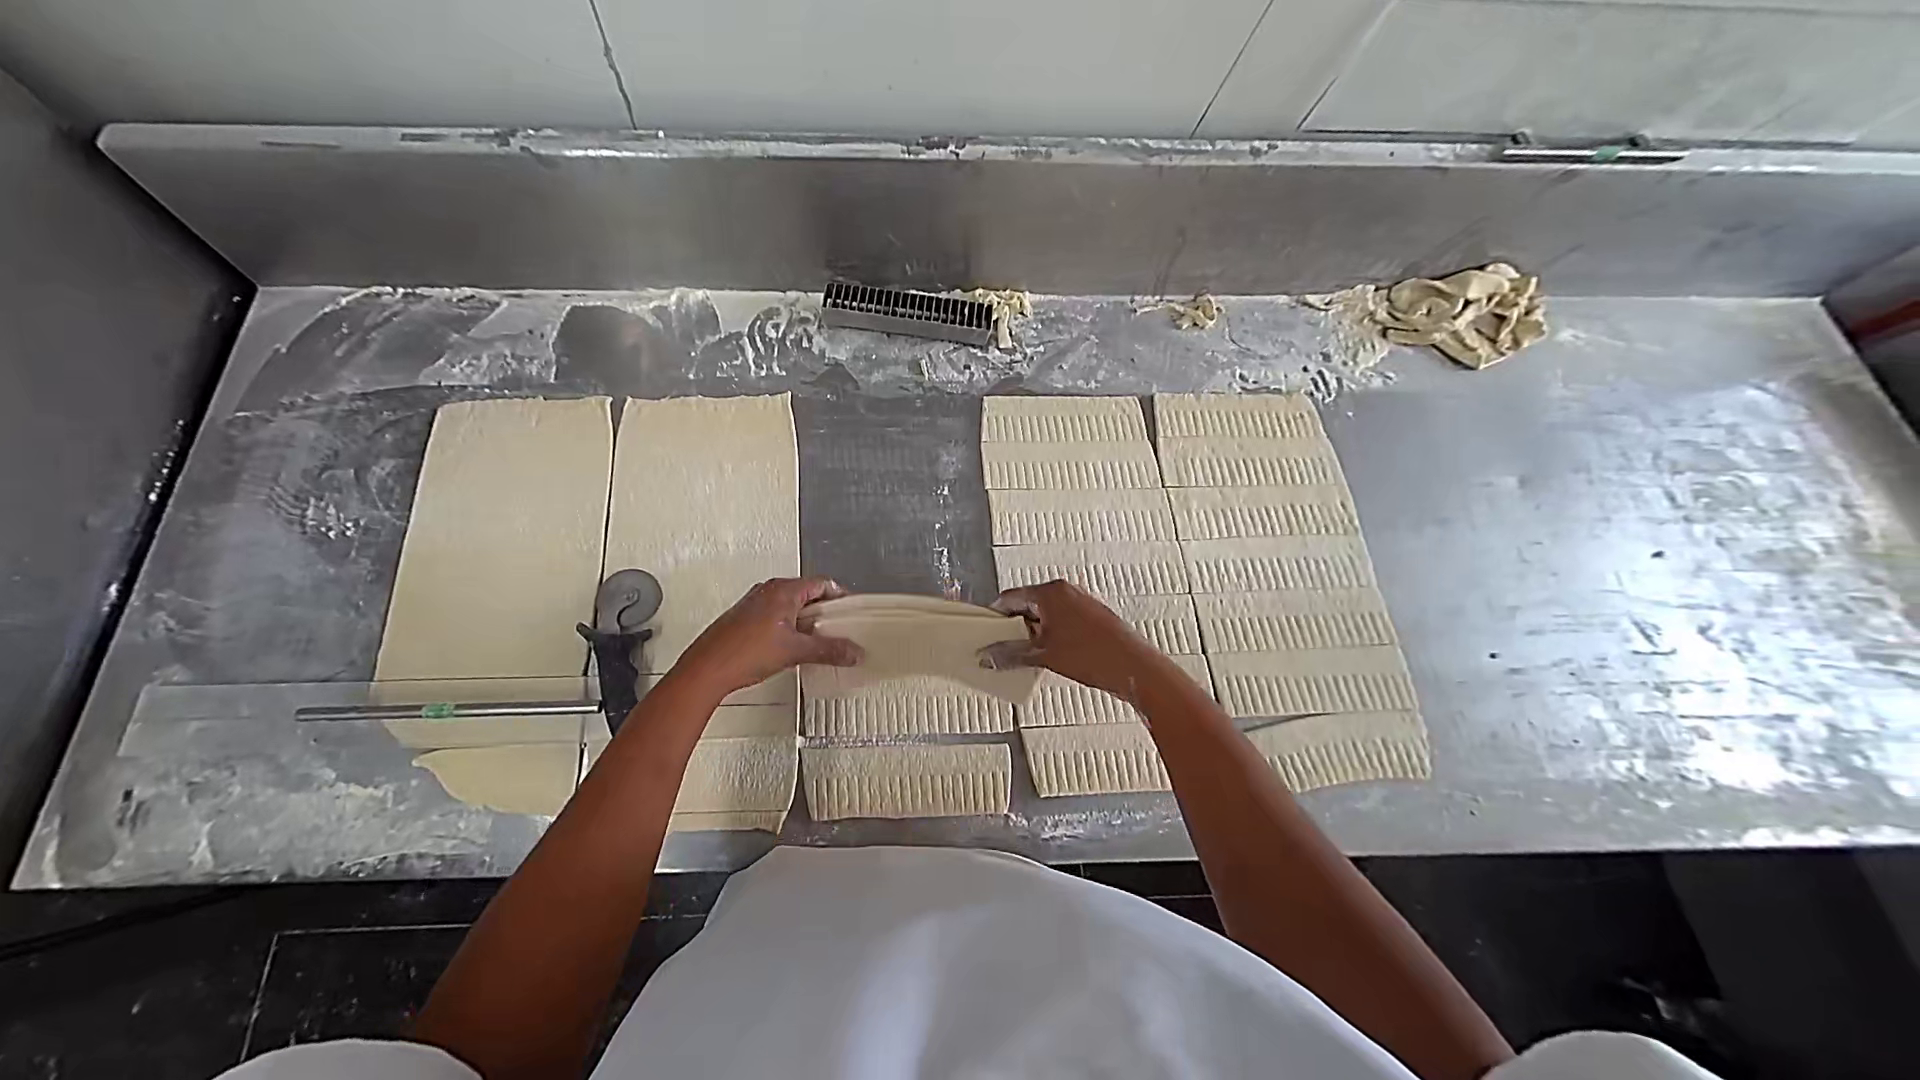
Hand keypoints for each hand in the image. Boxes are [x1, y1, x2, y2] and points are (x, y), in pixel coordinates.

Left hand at [672, 577, 862, 696]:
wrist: (706, 670)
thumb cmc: (741, 653)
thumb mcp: (796, 651)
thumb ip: (829, 650)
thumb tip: (850, 651)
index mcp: (783, 590)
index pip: (822, 584)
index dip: (840, 597)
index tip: (850, 611)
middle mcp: (767, 592)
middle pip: (807, 595)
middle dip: (824, 614)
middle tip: (836, 630)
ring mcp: (754, 605)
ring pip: (790, 607)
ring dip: (805, 623)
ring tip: (814, 643)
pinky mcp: (745, 620)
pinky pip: (776, 618)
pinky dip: (789, 629)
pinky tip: (790, 649)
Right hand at [980, 580, 1168, 701]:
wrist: (1134, 669)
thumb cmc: (1096, 655)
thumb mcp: (1043, 656)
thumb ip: (1010, 654)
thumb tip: (989, 656)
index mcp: (1052, 592)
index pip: (1011, 597)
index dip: (995, 615)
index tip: (986, 628)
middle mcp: (1067, 592)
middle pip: (1028, 605)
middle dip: (1014, 626)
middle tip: (1002, 646)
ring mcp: (1082, 604)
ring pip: (1046, 615)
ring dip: (1033, 633)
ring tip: (1026, 656)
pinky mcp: (1093, 618)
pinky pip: (1062, 622)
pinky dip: (1050, 636)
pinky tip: (1049, 657)